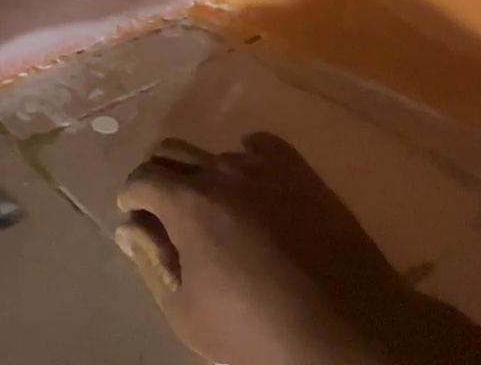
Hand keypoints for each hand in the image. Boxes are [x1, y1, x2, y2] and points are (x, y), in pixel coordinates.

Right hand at [115, 134, 408, 364]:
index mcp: (185, 204)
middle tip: (166, 206)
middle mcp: (218, 173)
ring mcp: (262, 168)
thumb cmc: (260, 335)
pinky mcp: (299, 171)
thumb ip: (152, 264)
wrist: (350, 337)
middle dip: (159, 175)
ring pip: (215, 153)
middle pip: (171, 152)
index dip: (133, 196)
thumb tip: (130, 228)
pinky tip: (253, 183)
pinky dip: (248, 156)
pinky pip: (262, 145)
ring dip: (204, 174)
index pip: (141, 179)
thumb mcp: (188, 314)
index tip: (136, 213)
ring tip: (216, 206)